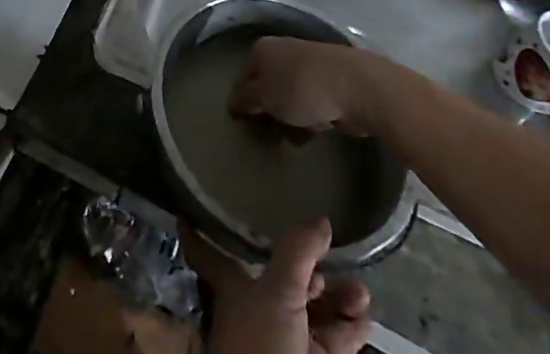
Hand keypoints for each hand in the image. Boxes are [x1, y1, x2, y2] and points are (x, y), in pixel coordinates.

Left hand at [182, 218, 372, 353]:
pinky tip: (363, 318)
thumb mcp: (276, 293)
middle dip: (312, 266)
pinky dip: (351, 326)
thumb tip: (320, 220)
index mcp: (234, 289)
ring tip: (358, 293)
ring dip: (339, 295)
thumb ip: (297, 252)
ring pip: (314, 306)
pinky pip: (335, 338)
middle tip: (330, 253)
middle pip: (282, 277)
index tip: (186, 209)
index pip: (207, 253)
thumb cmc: (261, 348)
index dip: (196, 232)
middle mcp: (258, 311)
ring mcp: (287, 339)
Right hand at [228, 37, 375, 136]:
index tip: (244, 124)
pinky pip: (311, 106)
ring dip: (288, 119)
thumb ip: (243, 100)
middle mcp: (285, 53)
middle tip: (266, 135)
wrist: (356, 88)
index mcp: (264, 49)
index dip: (242, 101)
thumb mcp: (262, 96)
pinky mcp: (331, 85)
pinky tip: (311, 135)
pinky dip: (309, 120)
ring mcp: (310, 68)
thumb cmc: (300, 88)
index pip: (243, 77)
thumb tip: (232, 102)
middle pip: (267, 88)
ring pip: (289, 99)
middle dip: (266, 112)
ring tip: (289, 138)